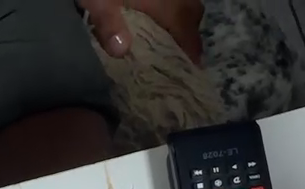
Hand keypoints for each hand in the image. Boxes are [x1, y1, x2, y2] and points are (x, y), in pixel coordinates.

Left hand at [80, 0, 204, 64]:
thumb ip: (108, 23)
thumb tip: (122, 51)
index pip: (183, 24)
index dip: (191, 46)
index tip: (196, 66)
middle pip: (191, 8)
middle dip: (189, 30)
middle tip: (183, 51)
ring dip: (182, 14)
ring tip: (173, 33)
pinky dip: (173, 3)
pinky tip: (160, 11)